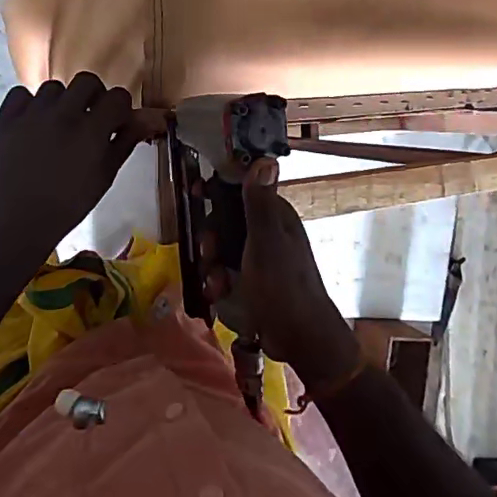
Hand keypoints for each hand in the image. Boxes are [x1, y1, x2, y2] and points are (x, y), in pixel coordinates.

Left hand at [0, 72, 161, 251]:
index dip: (121, 107)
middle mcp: (62, 115)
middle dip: (95, 95)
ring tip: (60, 122)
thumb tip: (146, 120)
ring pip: (54, 87)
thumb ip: (125, 142)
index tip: (118, 120)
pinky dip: (30, 103)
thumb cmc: (69, 204)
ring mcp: (31, 115)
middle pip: (87, 81)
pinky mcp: (6, 120)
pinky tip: (34, 120)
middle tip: (91, 116)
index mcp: (91, 131)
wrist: (19, 221)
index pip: (117, 97)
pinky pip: (21, 93)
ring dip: (63, 100)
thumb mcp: (105, 175)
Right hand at [229, 158, 361, 388]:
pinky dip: (219, 282)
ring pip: (222, 249)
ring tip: (217, 283)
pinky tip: (220, 293)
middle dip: (212, 238)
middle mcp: (268, 232)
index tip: (197, 193)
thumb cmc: (283, 286)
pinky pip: (226, 273)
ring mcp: (260, 258)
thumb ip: (259, 203)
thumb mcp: (266, 241)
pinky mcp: (252, 282)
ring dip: (213, 265)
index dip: (219, 189)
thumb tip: (265, 159)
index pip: (242, 189)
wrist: (298, 337)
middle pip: (225, 221)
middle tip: (209, 252)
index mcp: (275, 216)